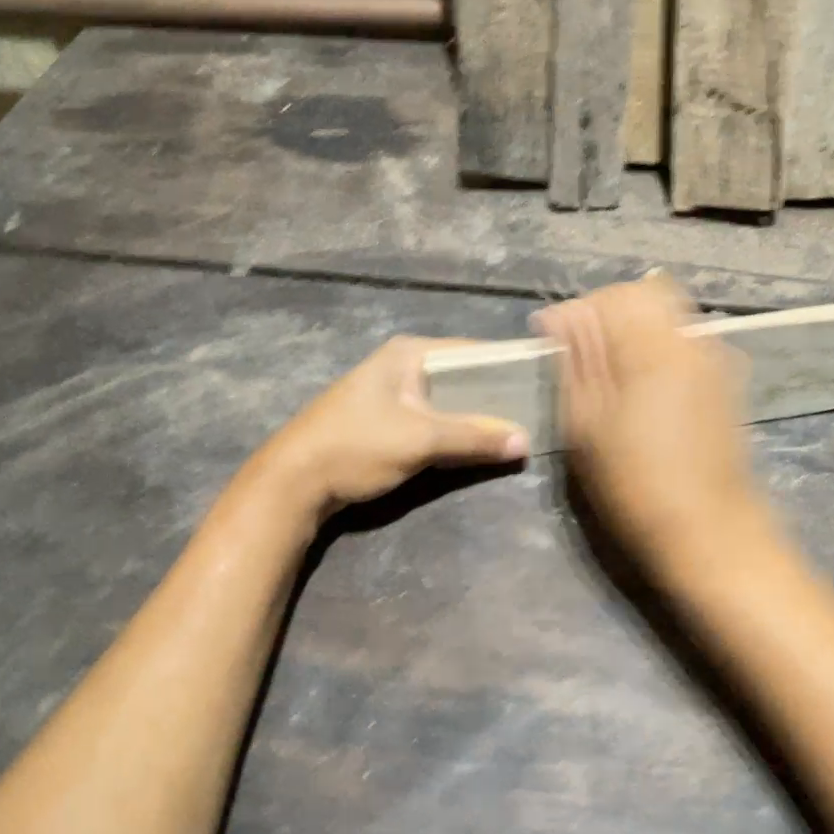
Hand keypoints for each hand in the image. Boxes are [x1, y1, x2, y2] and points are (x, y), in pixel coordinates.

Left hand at [268, 335, 528, 511]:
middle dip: (494, 397)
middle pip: (461, 376)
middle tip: (534, 412)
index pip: (472, 351)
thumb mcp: (422, 440)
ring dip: (475, 418)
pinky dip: (455, 431)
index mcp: (408, 354)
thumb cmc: (358, 446)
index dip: (506, 366)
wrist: (293, 481)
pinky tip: (477, 446)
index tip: (540, 382)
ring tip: (515, 430)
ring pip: (448, 401)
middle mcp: (401, 366)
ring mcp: (391, 394)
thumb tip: (525, 441)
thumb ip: (474, 438)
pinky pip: (433, 420)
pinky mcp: (385, 422)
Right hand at [535, 274, 763, 561]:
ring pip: (671, 314)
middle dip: (611, 313)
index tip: (556, 340)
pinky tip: (647, 389)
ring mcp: (715, 357)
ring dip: (638, 330)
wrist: (709, 527)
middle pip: (648, 294)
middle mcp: (689, 338)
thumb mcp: (586, 425)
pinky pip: (689, 341)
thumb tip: (559, 315)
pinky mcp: (728, 379)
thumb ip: (575, 361)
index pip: (613, 295)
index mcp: (650, 345)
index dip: (580, 311)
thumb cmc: (635, 484)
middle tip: (585, 355)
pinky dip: (662, 348)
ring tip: (614, 374)